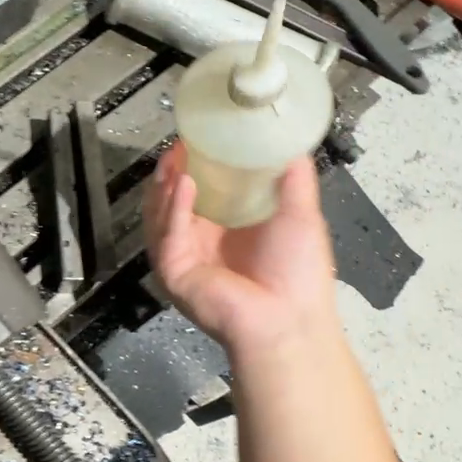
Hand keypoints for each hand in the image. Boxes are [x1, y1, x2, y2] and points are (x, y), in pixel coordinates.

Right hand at [143, 145, 337, 354]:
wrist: (287, 320)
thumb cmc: (297, 274)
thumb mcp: (300, 216)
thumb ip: (293, 180)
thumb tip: (294, 144)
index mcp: (224, 230)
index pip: (200, 192)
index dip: (196, 166)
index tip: (198, 140)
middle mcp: (198, 241)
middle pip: (172, 201)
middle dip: (172, 172)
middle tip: (179, 145)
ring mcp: (183, 255)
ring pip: (161, 214)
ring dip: (165, 185)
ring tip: (175, 158)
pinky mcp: (173, 269)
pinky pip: (167, 234)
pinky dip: (173, 208)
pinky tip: (183, 184)